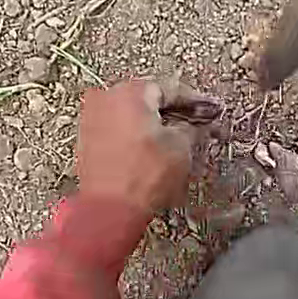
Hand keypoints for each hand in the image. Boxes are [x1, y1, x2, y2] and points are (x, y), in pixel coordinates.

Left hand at [74, 79, 203, 214]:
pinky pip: (118, 126)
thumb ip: (193, 126)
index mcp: (131, 92)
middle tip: (196, 121)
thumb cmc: (148, 173)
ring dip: (154, 121)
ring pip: (132, 112)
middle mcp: (106, 97)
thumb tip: (197, 123)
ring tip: (177, 136)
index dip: (195, 101)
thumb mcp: (182, 146)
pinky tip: (153, 146)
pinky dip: (136, 132)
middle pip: (149, 98)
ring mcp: (92, 117)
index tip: (210, 109)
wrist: (111, 209)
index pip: (171, 89)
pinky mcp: (87, 139)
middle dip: (173, 110)